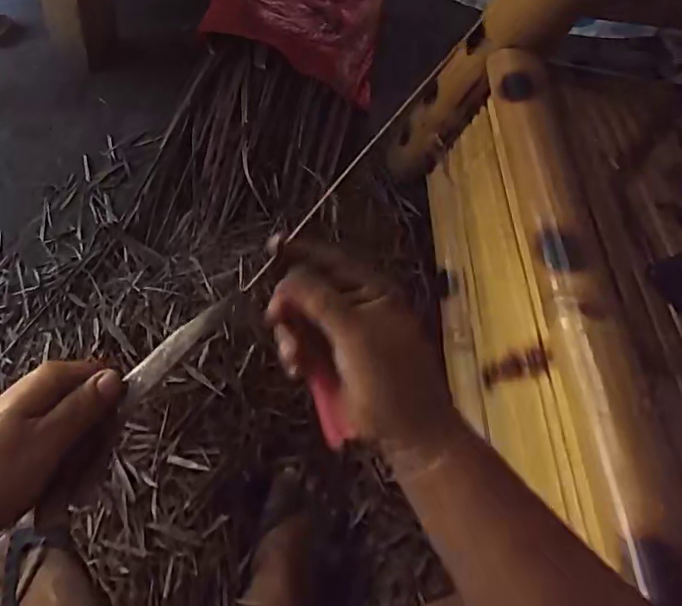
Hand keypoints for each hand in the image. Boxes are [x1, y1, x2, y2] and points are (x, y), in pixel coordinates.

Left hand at [0, 361, 123, 540]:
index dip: (110, 413)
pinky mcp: (27, 447)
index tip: (103, 444)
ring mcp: (36, 421)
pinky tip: (44, 506)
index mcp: (51, 380)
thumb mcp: (47, 439)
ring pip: (77, 443)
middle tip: (75, 482)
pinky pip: (58, 460)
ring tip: (53, 501)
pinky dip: (56, 484)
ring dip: (72, 477)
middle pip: (92, 415)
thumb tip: (116, 377)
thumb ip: (83, 408)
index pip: (104, 380)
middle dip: (89, 455)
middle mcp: (45, 394)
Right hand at [266, 238, 463, 476]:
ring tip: (294, 359)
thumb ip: (318, 299)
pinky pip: (303, 346)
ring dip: (291, 336)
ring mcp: (343, 334)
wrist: (409, 436)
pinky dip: (296, 355)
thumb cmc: (389, 377)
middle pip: (309, 290)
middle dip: (290, 305)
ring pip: (301, 320)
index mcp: (371, 289)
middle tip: (276, 318)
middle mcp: (356, 306)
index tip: (272, 246)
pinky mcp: (332, 361)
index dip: (301, 251)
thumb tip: (286, 279)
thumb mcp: (353, 332)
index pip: (330, 259)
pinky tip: (297, 371)